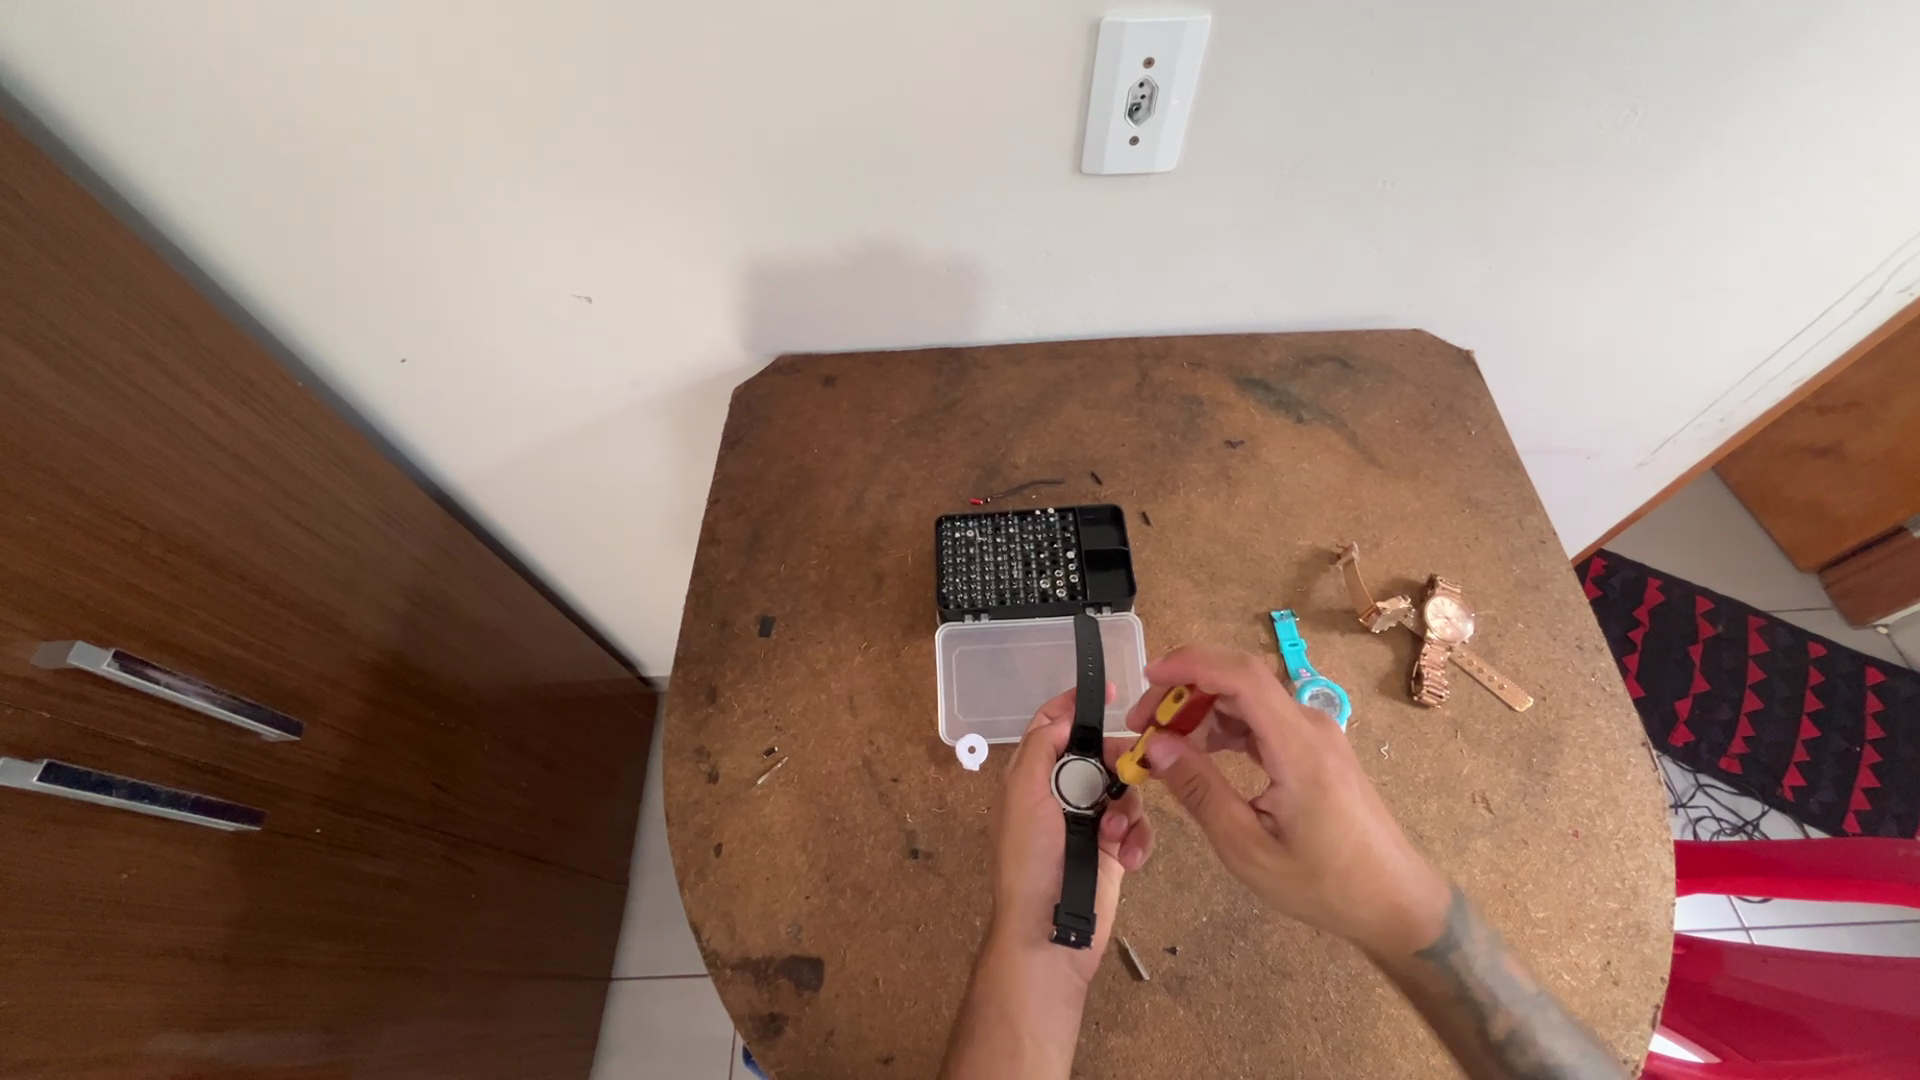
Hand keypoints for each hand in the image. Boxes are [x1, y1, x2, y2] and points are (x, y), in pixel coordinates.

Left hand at [986, 685, 1153, 984]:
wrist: (1049, 931)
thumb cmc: (1031, 860)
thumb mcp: (1025, 796)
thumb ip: (1041, 749)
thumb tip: (1062, 718)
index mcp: (1031, 777)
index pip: (1052, 727)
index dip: (1075, 706)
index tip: (1108, 690)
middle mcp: (1060, 794)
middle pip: (1099, 755)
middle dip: (1119, 761)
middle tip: (1135, 768)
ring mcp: (1089, 821)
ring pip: (1124, 789)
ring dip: (1127, 807)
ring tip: (1115, 833)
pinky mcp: (1114, 848)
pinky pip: (1137, 826)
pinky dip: (1137, 837)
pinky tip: (1128, 856)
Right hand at [1124, 645, 1448, 958]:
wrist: (1397, 904)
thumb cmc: (1325, 885)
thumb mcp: (1248, 847)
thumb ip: (1199, 790)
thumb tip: (1155, 744)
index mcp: (1297, 746)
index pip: (1240, 675)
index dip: (1189, 664)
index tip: (1147, 677)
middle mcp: (1308, 725)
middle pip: (1236, 679)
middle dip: (1182, 690)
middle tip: (1141, 724)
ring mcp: (1313, 733)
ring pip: (1244, 697)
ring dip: (1198, 709)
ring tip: (1161, 743)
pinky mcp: (1312, 747)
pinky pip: (1258, 718)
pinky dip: (1221, 725)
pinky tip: (1198, 753)